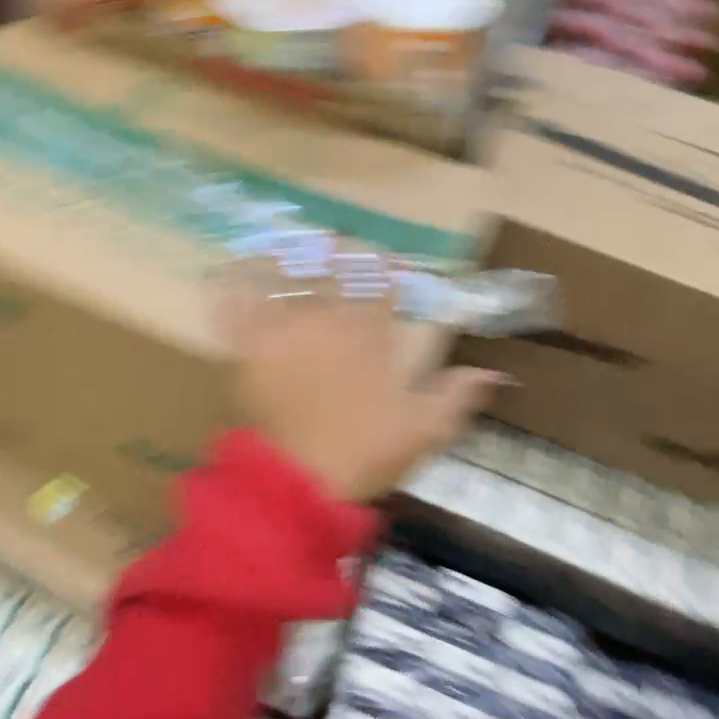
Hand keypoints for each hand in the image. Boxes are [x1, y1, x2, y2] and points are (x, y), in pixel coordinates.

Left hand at [219, 265, 507, 501]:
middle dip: (338, 252)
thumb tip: (494, 372)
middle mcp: (331, 320)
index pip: (383, 285)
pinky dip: (231, 291)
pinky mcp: (251, 347)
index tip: (387, 259)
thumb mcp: (424, 429)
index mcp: (373, 335)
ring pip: (287, 280)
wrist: (303, 479)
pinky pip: (237, 309)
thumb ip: (456, 395)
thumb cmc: (366, 452)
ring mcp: (287, 330)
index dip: (385, 268)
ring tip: (288, 246)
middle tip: (336, 240)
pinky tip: (224, 275)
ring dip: (289, 260)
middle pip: (334, 271)